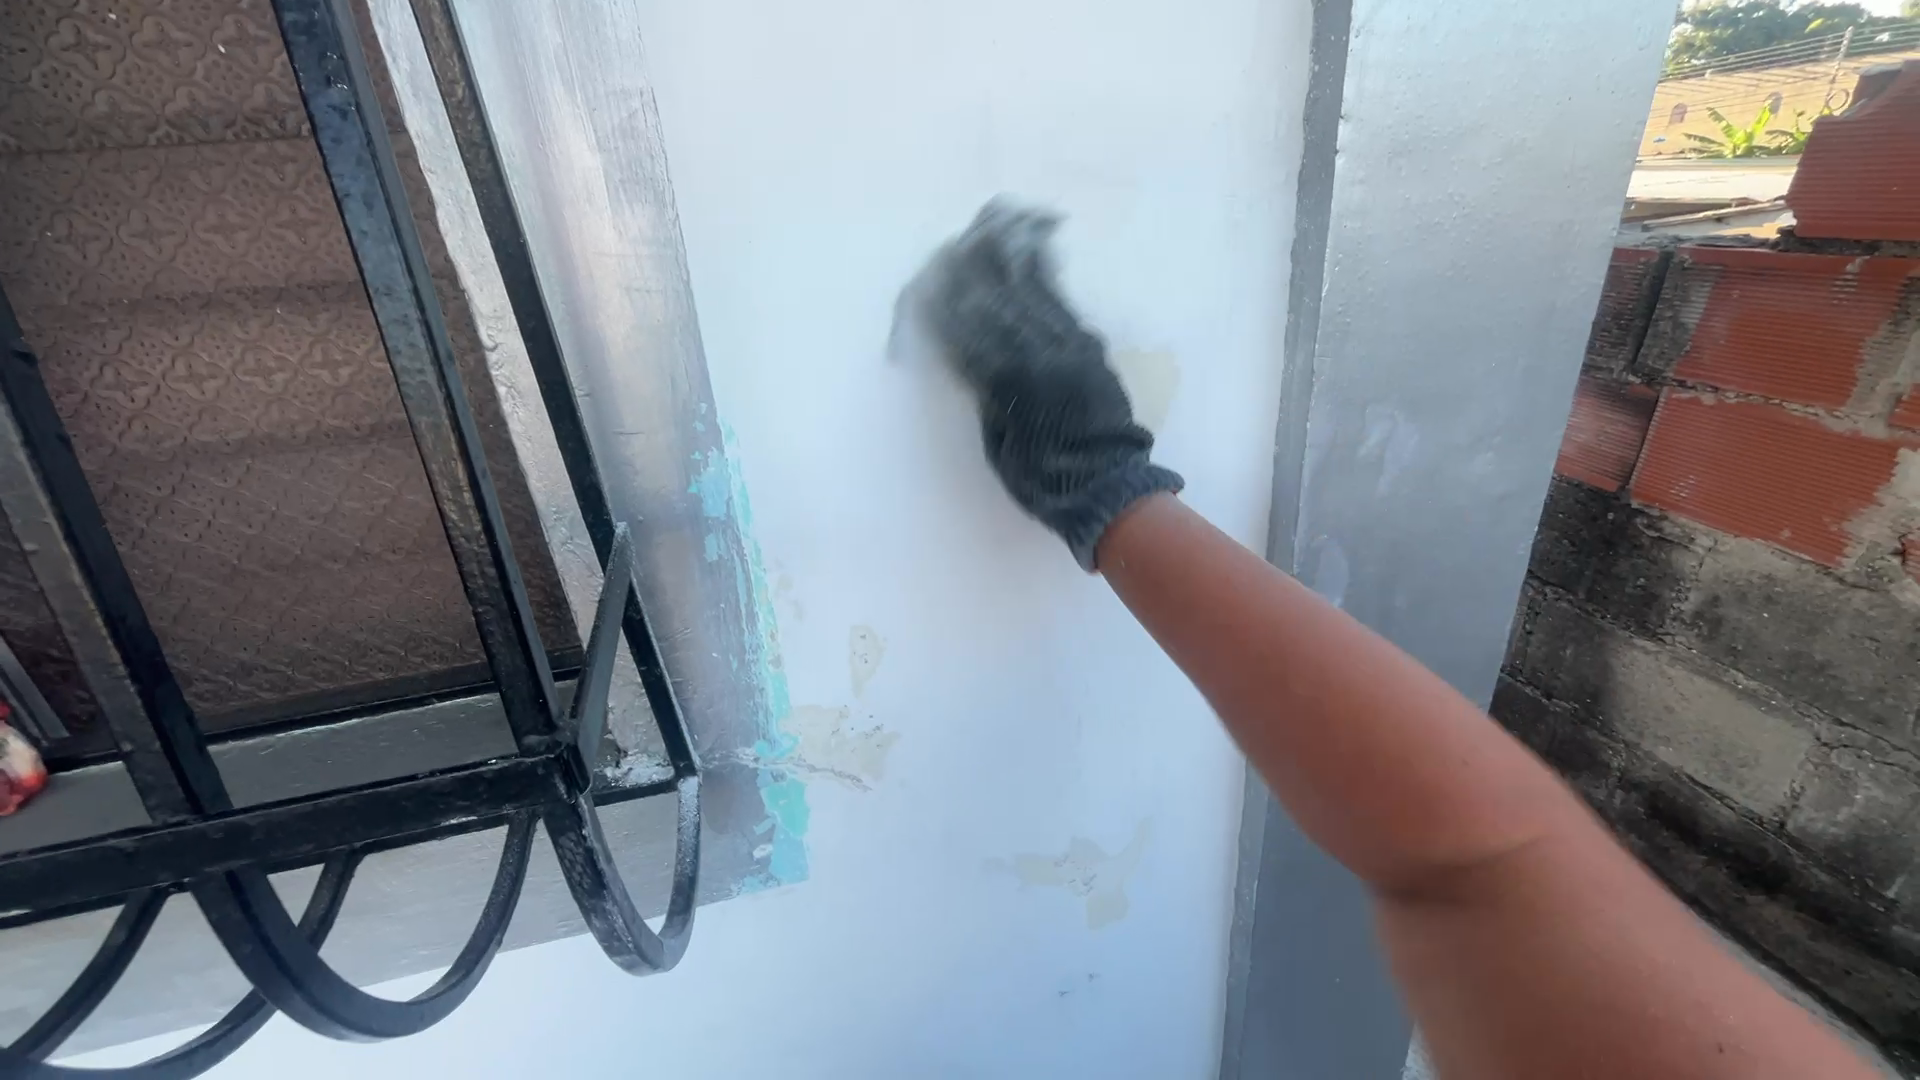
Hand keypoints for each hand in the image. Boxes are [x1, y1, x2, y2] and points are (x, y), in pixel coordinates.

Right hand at [912, 199, 1182, 570]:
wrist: (1106, 485)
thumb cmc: (1043, 479)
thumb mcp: (997, 441)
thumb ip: (983, 392)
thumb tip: (969, 355)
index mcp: (1007, 380)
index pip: (962, 327)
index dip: (938, 305)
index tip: (922, 287)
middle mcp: (1037, 350)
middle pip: (994, 294)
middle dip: (969, 265)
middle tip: (951, 243)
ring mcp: (1067, 343)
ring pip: (1031, 284)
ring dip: (1009, 249)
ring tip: (998, 215)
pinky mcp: (1088, 343)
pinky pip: (1061, 295)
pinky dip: (1045, 265)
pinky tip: (1040, 241)